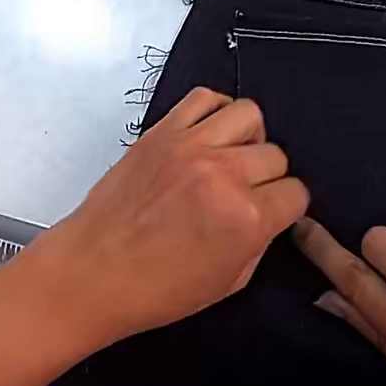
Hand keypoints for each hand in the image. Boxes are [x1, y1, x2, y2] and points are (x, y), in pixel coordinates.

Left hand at [13, 88, 308, 347]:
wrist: (90, 274)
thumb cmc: (154, 288)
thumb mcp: (229, 281)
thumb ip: (260, 240)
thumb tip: (272, 211)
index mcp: (246, 219)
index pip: (296, 193)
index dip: (287, 206)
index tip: (274, 210)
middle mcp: (224, 175)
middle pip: (276, 154)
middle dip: (268, 177)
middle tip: (247, 191)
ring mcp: (192, 146)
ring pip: (249, 115)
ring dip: (248, 138)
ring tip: (231, 157)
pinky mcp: (163, 131)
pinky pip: (205, 97)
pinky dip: (216, 111)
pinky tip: (209, 134)